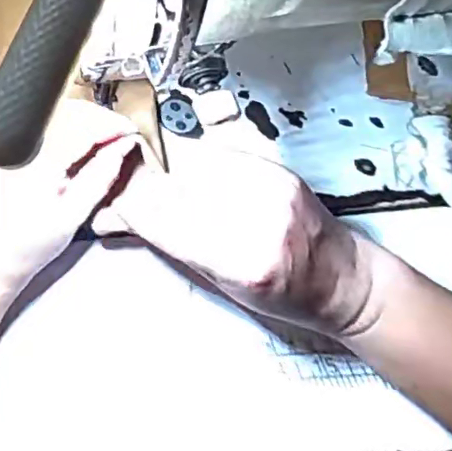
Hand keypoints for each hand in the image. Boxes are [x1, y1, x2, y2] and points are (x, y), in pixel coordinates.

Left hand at [0, 100, 137, 298]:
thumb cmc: (22, 243)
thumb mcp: (72, 214)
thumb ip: (101, 175)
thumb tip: (121, 146)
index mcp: (32, 157)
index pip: (80, 125)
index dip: (110, 125)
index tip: (128, 130)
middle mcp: (9, 140)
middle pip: (61, 110)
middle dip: (94, 117)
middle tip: (116, 134)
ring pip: (43, 111)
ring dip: (73, 118)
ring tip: (96, 137)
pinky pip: (25, 121)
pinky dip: (50, 125)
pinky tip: (65, 140)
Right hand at [98, 143, 390, 339]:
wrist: (347, 281)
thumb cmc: (284, 294)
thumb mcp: (220, 283)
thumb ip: (168, 241)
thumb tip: (111, 216)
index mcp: (243, 264)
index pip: (162, 221)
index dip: (126, 204)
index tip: (104, 195)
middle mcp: (259, 225)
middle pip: (172, 188)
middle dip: (135, 181)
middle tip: (111, 175)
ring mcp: (270, 193)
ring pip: (190, 165)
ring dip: (158, 165)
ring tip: (140, 166)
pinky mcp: (276, 171)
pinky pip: (216, 157)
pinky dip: (190, 159)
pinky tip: (178, 162)